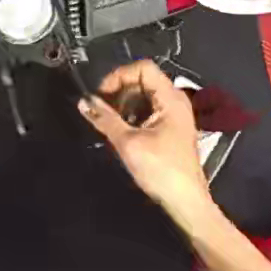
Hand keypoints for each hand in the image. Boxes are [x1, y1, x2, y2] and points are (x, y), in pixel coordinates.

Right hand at [78, 60, 212, 224]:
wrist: (186, 201)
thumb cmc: (160, 170)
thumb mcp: (128, 143)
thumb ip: (105, 119)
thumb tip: (83, 102)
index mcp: (170, 98)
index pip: (143, 68)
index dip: (119, 76)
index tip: (101, 95)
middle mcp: (175, 101)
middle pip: (143, 80)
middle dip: (119, 91)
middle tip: (101, 110)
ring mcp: (175, 115)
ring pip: (145, 96)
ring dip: (124, 104)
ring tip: (109, 123)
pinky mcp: (171, 129)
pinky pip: (149, 111)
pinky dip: (133, 115)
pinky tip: (122, 131)